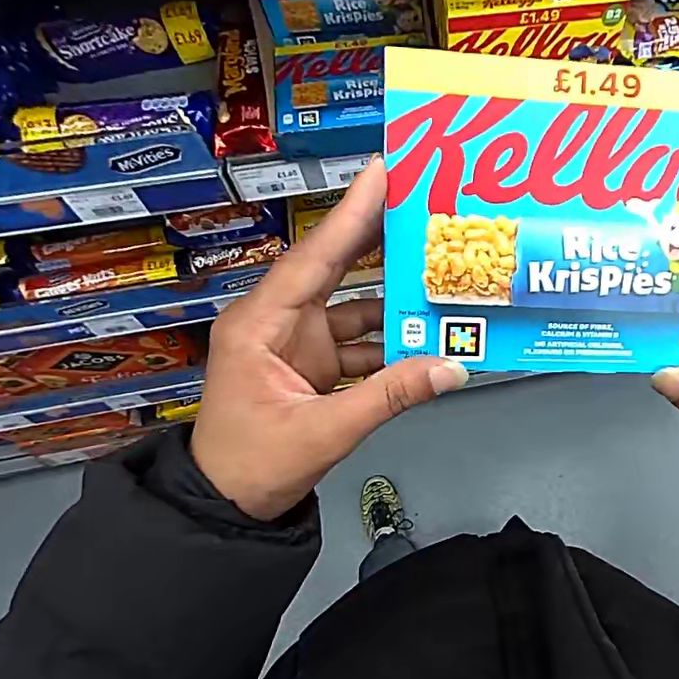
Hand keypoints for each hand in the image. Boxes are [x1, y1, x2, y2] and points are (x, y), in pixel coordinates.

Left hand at [191, 157, 467, 519]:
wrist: (225, 506)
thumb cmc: (252, 465)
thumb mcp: (323, 432)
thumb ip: (389, 398)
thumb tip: (452, 368)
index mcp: (261, 323)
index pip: (313, 258)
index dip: (350, 214)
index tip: (382, 173)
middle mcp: (279, 322)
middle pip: (334, 269)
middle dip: (376, 238)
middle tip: (419, 203)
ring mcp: (298, 344)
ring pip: (353, 308)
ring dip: (393, 300)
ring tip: (439, 276)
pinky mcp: (314, 366)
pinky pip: (359, 343)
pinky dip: (390, 343)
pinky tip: (426, 338)